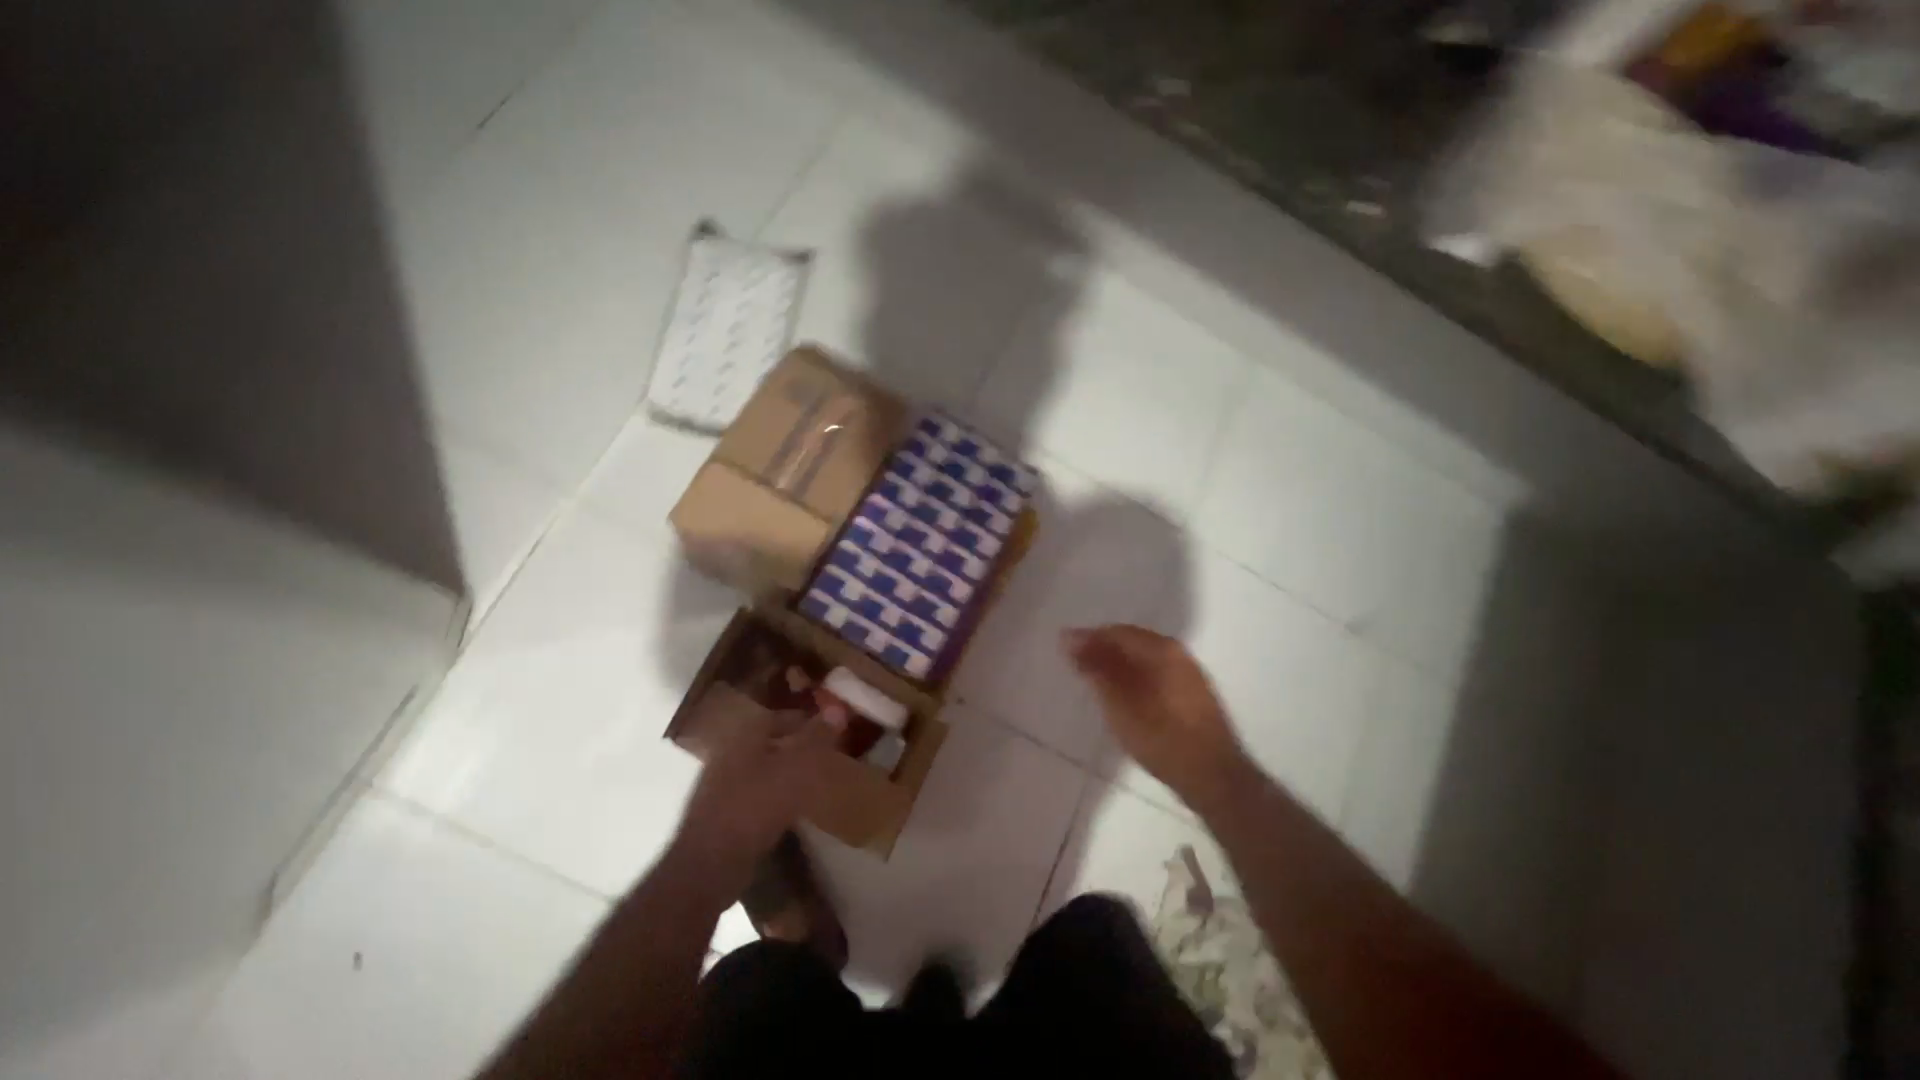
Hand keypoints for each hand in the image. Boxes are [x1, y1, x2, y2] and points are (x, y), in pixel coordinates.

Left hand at [673, 702, 845, 892]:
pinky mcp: (724, 817)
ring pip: (761, 770)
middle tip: (826, 753)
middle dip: (795, 745)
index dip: (801, 718)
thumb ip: (816, 740)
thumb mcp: (793, 770)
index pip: (773, 716)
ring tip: (815, 780)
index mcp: (741, 738)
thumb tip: (838, 708)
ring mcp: (722, 788)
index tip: (827, 726)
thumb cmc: (753, 807)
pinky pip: (757, 796)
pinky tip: (794, 810)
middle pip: (766, 743)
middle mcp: (728, 756)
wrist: (710, 864)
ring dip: (787, 772)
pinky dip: (777, 796)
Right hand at [1064, 625, 1254, 809]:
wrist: (1214, 777)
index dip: (1088, 638)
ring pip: (1146, 659)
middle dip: (1103, 650)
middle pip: (1134, 642)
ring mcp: (1191, 676)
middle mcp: (1180, 655)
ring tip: (1094, 680)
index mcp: (1163, 650)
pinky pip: (1157, 674)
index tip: (1062, 649)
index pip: (1118, 632)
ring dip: (1119, 665)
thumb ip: (1095, 670)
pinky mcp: (1194, 697)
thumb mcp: (1120, 705)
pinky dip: (1135, 679)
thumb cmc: (1162, 738)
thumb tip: (1070, 638)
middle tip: (1075, 664)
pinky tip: (1124, 696)